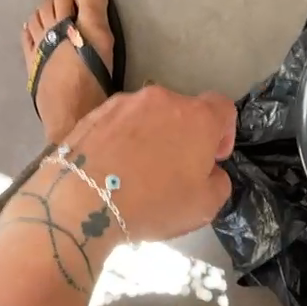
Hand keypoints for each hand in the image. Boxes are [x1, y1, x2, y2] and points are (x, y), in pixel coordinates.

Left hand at [55, 85, 236, 241]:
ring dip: (153, 136)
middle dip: (185, 136)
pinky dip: (123, 140)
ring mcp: (125, 103)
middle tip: (175, 170)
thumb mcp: (205, 206)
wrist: (83, 200)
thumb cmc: (153, 203)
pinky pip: (120, 124)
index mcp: (198, 118)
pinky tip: (114, 168)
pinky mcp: (95, 113)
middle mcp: (164, 99)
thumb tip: (210, 171)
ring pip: (150, 116)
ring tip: (139, 170)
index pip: (223, 108)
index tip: (213, 159)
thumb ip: (219, 182)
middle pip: (184, 112)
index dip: (224, 133)